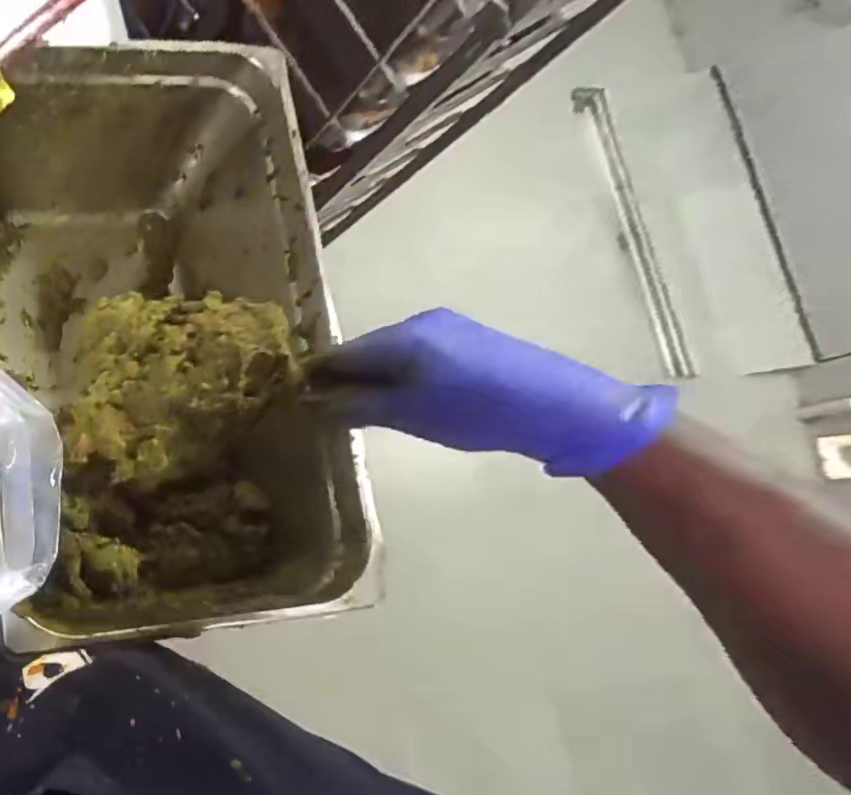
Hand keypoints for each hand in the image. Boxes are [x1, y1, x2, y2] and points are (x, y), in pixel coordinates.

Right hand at [308, 309, 677, 477]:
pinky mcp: (464, 340)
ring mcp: (444, 328)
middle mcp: (417, 323)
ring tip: (359, 412)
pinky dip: (393, 378)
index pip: (337, 354)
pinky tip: (396, 401)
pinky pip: (411, 356)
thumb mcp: (404, 414)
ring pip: (386, 355)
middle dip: (340, 380)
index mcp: (399, 337)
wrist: (556, 406)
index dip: (313, 377)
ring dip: (367, 380)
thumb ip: (352, 406)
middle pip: (362, 352)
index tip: (295, 402)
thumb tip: (308, 403)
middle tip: (324, 414)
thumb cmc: (471, 411)